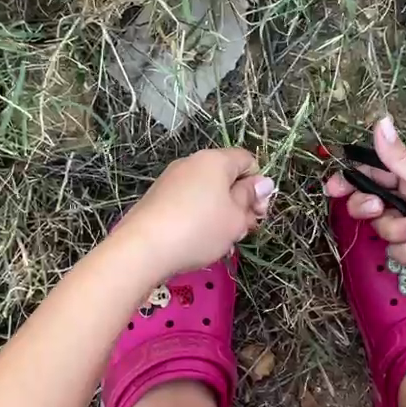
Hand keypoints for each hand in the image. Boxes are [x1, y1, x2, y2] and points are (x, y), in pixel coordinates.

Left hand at [112, 148, 273, 279]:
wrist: (143, 247)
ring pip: (207, 191)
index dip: (259, 185)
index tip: (258, 213)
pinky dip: (198, 216)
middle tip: (242, 230)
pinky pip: (188, 200)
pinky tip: (196, 240)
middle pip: (226, 176)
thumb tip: (262, 182)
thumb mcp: (235, 218)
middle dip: (239, 202)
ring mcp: (171, 178)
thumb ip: (250, 198)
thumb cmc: (199, 229)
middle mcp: (192, 162)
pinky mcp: (157, 196)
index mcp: (215, 160)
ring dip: (220, 212)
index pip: (247, 160)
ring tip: (219, 240)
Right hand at [324, 115, 405, 294]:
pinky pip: (396, 252)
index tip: (332, 189)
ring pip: (382, 229)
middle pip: (369, 202)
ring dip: (400, 233)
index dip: (349, 179)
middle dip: (369, 208)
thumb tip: (380, 119)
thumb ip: (398, 158)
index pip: (372, 171)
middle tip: (379, 209)